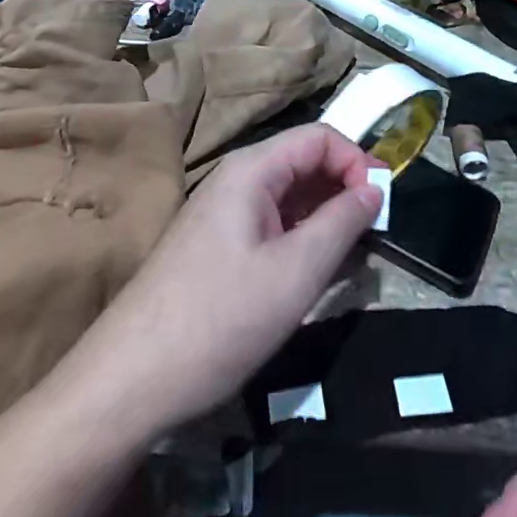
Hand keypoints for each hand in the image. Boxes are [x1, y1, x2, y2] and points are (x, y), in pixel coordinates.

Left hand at [66, 123, 382, 436]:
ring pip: (287, 198)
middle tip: (373, 237)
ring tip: (349, 260)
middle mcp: (234, 181)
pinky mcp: (215, 247)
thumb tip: (374, 189)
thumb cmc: (222, 319)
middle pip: (302, 163)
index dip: (358, 162)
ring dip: (324, 218)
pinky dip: (300, 239)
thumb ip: (342, 222)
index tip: (383, 206)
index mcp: (251, 171)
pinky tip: (312, 274)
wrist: (132, 379)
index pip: (319, 137)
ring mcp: (221, 215)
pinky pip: (269, 225)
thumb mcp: (297, 271)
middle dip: (344, 190)